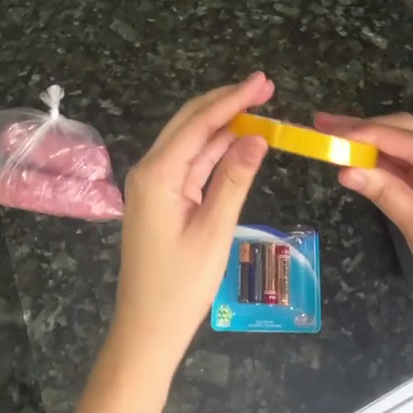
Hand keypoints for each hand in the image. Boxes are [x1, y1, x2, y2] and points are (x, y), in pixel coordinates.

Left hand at [101, 74, 272, 370]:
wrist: (146, 331)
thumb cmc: (180, 285)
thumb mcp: (214, 231)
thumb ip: (234, 179)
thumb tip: (258, 137)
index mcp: (158, 173)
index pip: (200, 122)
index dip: (233, 98)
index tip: (263, 81)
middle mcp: (151, 169)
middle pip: (191, 121)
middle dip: (228, 101)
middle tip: (265, 86)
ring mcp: (155, 183)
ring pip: (192, 139)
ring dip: (224, 122)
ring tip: (259, 105)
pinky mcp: (162, 197)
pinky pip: (191, 162)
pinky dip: (216, 148)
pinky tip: (239, 138)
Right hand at [315, 111, 412, 335]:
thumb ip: (386, 194)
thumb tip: (344, 169)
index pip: (412, 140)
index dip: (372, 134)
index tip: (335, 132)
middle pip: (406, 133)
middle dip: (364, 129)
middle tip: (324, 125)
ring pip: (401, 145)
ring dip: (367, 141)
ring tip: (329, 132)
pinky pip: (402, 165)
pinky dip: (377, 161)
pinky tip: (351, 155)